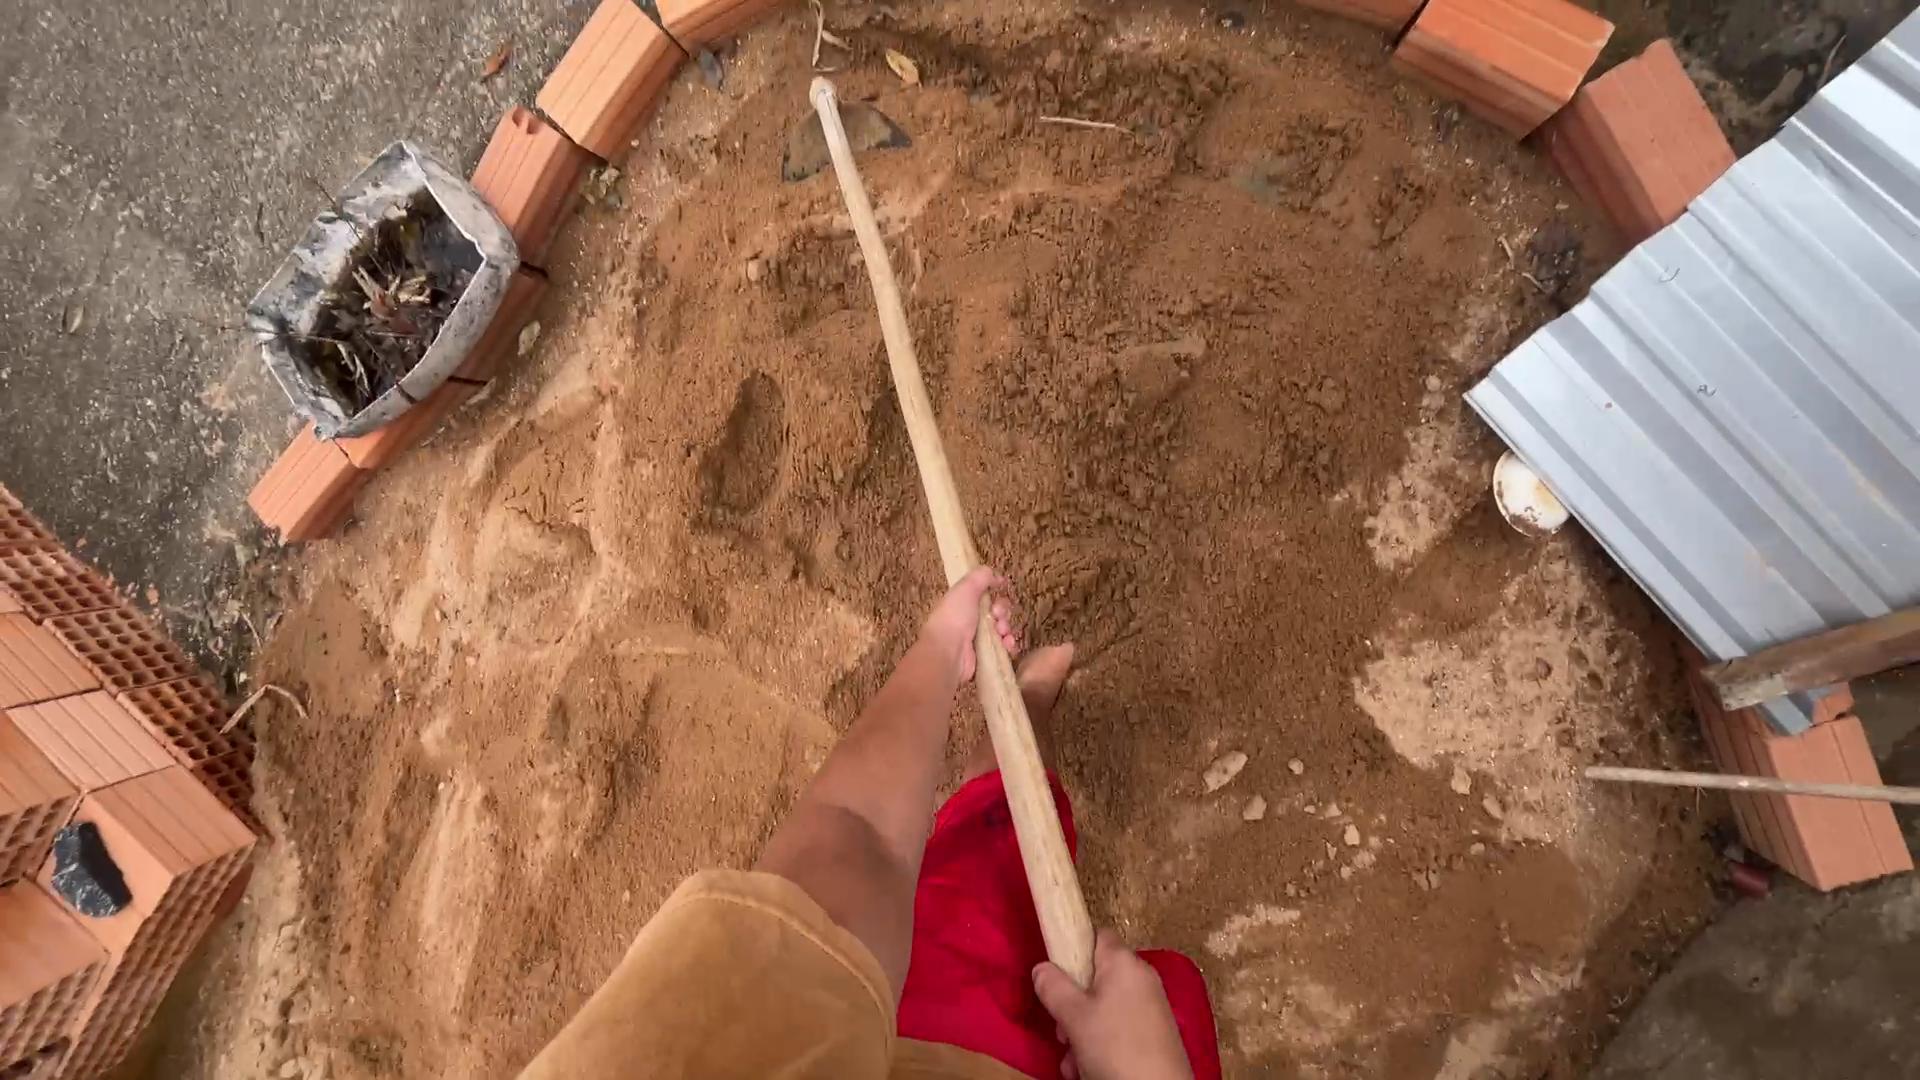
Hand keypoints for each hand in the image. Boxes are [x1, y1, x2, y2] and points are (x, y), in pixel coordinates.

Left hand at [921, 566, 1016, 681]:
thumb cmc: (954, 616)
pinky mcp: (985, 657)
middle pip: (997, 613)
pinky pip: (1003, 649)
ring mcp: (977, 641)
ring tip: (1001, 632)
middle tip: (997, 615)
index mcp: (963, 604)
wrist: (949, 651)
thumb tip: (995, 575)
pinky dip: (1008, 646)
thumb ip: (980, 577)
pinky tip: (1007, 645)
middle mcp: (970, 622)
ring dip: (1007, 629)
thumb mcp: (965, 588)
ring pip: (1002, 631)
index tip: (1000, 591)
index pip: (985, 597)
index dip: (995, 594)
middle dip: (1002, 612)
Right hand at [1032, 931, 1193, 1079]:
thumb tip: (1041, 967)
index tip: (1058, 975)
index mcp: (1123, 962)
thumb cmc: (1115, 1048)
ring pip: (1105, 1006)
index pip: (1097, 935)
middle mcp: (1141, 977)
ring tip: (1072, 1058)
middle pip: (1097, 976)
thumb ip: (1053, 987)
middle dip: (1073, 1001)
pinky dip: (1103, 1042)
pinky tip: (1089, 1068)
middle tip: (1060, 1029)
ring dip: (1082, 1028)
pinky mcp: (1156, 1034)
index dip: (1074, 948)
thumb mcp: (1074, 1017)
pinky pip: (1120, 1026)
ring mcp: (1152, 1006)